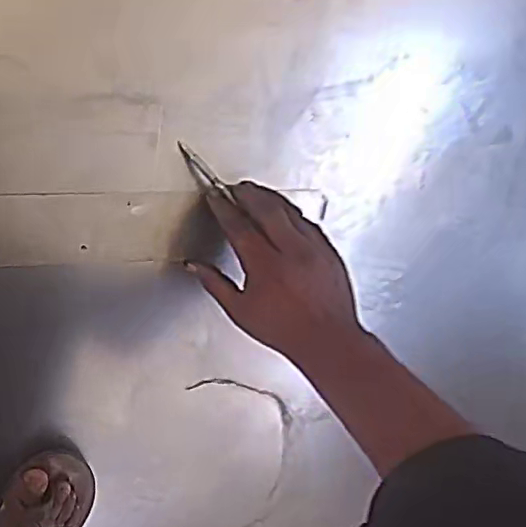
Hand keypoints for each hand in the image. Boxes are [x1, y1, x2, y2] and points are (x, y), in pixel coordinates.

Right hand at [185, 181, 363, 364]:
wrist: (328, 339)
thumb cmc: (285, 329)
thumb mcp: (239, 309)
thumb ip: (214, 283)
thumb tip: (196, 266)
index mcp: (266, 266)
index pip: (239, 226)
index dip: (223, 208)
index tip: (214, 198)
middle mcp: (293, 252)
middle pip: (267, 209)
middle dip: (248, 194)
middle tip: (234, 187)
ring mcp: (315, 249)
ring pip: (291, 211)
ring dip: (271, 198)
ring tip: (256, 192)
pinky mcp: (329, 252)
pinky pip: (308, 222)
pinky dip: (291, 213)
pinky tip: (285, 212)